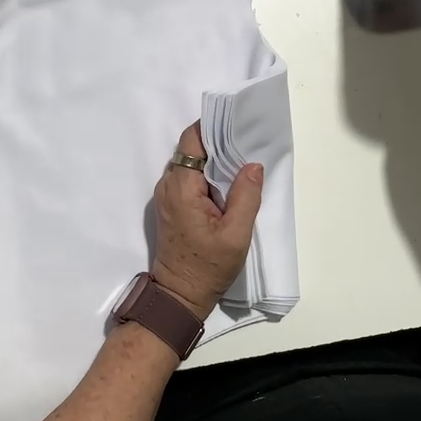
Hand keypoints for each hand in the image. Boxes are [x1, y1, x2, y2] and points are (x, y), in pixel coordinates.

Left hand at [151, 123, 261, 318]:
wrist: (180, 295)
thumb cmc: (207, 267)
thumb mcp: (236, 234)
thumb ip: (245, 196)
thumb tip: (252, 165)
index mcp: (181, 188)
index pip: (191, 142)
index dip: (211, 129)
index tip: (235, 125)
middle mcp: (168, 186)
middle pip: (190, 150)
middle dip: (216, 143)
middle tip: (244, 142)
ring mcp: (167, 196)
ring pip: (189, 163)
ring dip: (212, 160)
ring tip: (240, 160)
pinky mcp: (172, 205)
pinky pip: (188, 178)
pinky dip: (206, 174)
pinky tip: (228, 181)